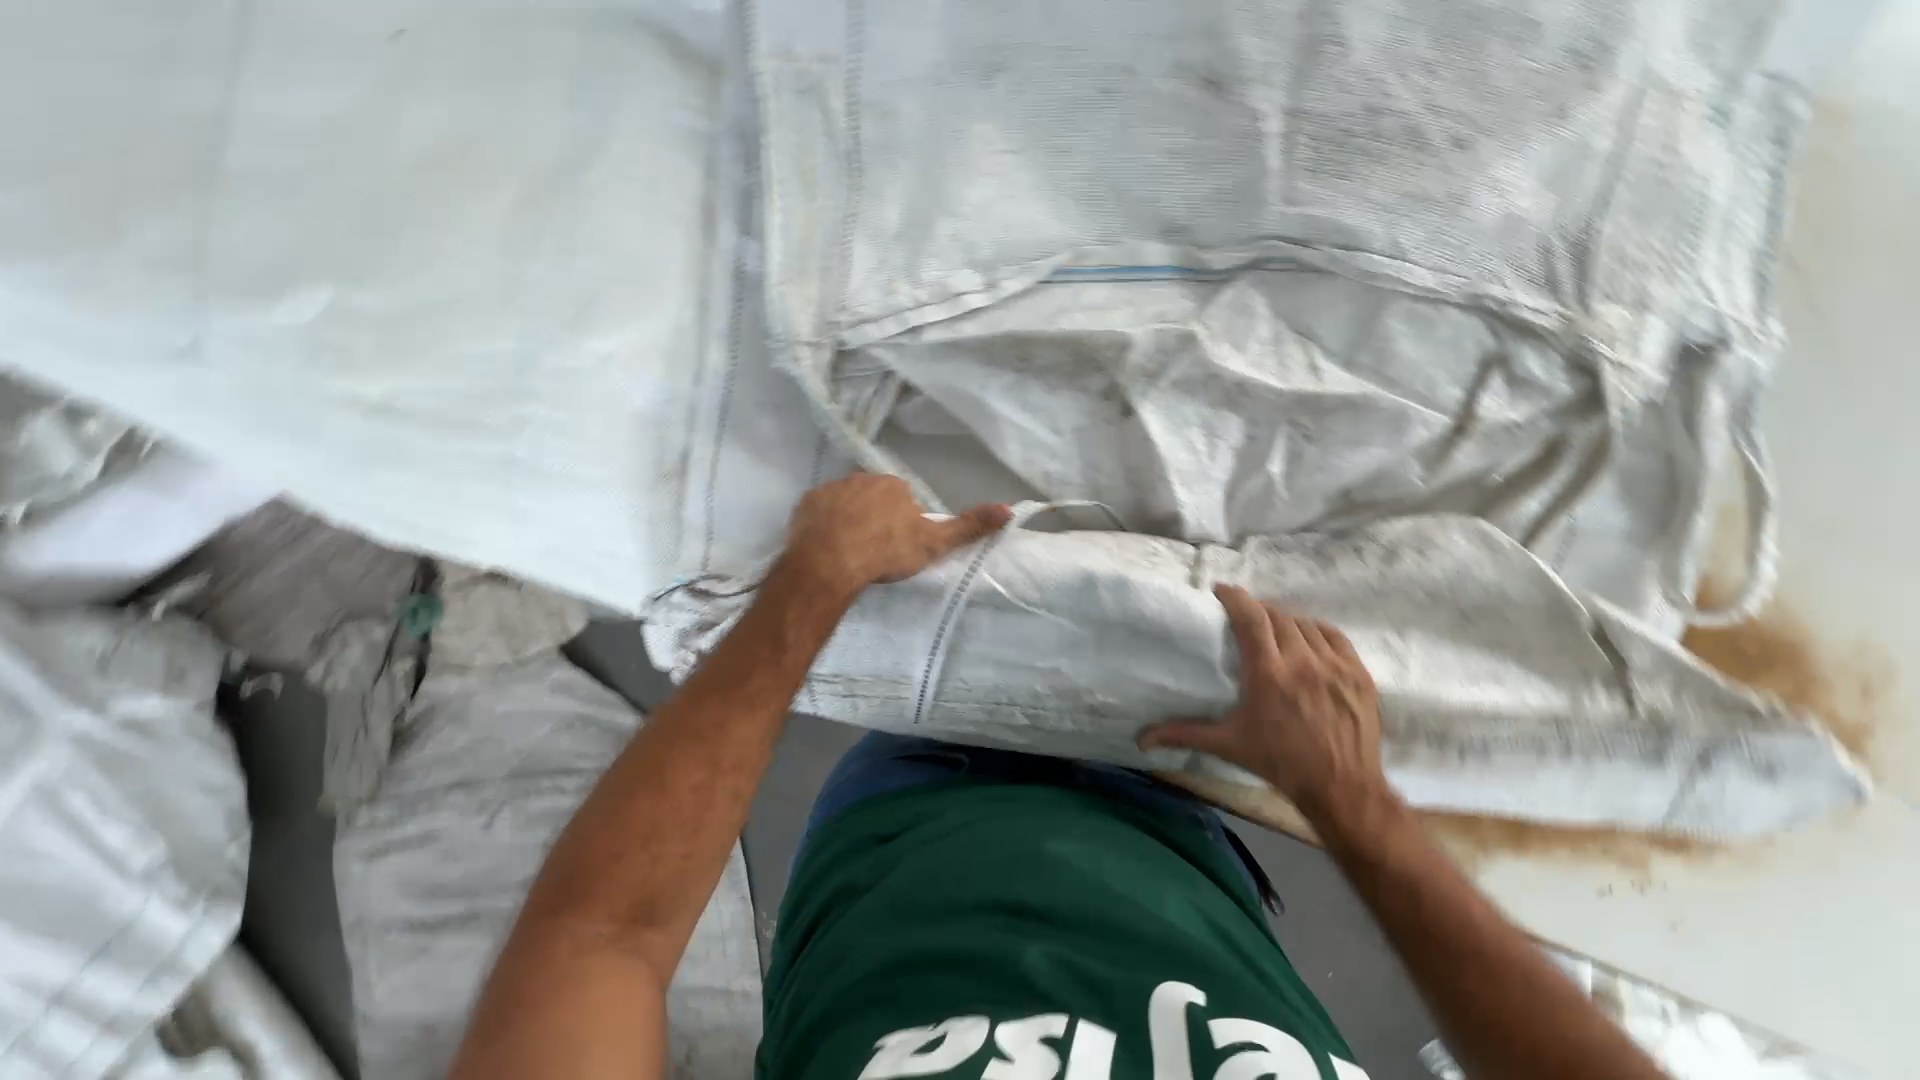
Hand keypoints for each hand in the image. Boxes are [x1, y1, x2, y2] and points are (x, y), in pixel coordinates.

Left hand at [779, 473, 1010, 598]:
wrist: (830, 563)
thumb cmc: (886, 552)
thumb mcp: (934, 543)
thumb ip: (969, 526)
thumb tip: (1010, 509)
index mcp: (894, 485)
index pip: (903, 499)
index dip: (902, 523)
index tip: (898, 546)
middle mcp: (862, 478)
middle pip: (873, 498)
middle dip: (875, 518)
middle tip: (874, 551)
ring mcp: (831, 489)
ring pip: (845, 503)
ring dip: (848, 520)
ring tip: (849, 551)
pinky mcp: (806, 503)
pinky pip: (819, 511)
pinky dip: (823, 525)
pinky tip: (826, 546)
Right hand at [1140, 584, 1398, 836]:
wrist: (1342, 788)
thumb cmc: (1280, 764)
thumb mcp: (1228, 745)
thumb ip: (1184, 734)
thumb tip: (1141, 739)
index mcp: (1268, 674)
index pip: (1250, 618)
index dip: (1235, 597)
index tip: (1221, 590)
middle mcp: (1302, 662)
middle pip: (1276, 616)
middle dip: (1257, 610)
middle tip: (1243, 616)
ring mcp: (1334, 665)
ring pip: (1305, 624)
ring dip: (1285, 621)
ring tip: (1273, 630)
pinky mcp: (1358, 673)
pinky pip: (1334, 636)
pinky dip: (1315, 631)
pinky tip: (1306, 639)